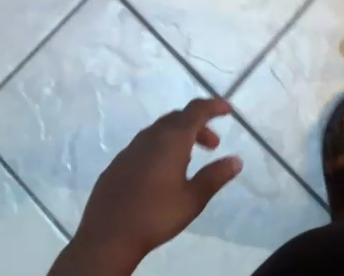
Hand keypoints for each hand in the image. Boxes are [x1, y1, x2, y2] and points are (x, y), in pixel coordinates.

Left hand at [55, 98, 243, 275]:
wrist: (107, 237)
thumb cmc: (155, 215)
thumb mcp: (193, 199)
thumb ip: (216, 176)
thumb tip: (237, 160)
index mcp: (172, 139)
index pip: (197, 110)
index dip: (214, 106)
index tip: (228, 110)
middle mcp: (151, 136)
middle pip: (179, 118)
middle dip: (199, 125)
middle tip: (212, 145)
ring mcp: (131, 149)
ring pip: (160, 131)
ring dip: (179, 137)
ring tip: (187, 161)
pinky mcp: (117, 164)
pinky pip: (144, 146)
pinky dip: (159, 148)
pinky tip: (159, 174)